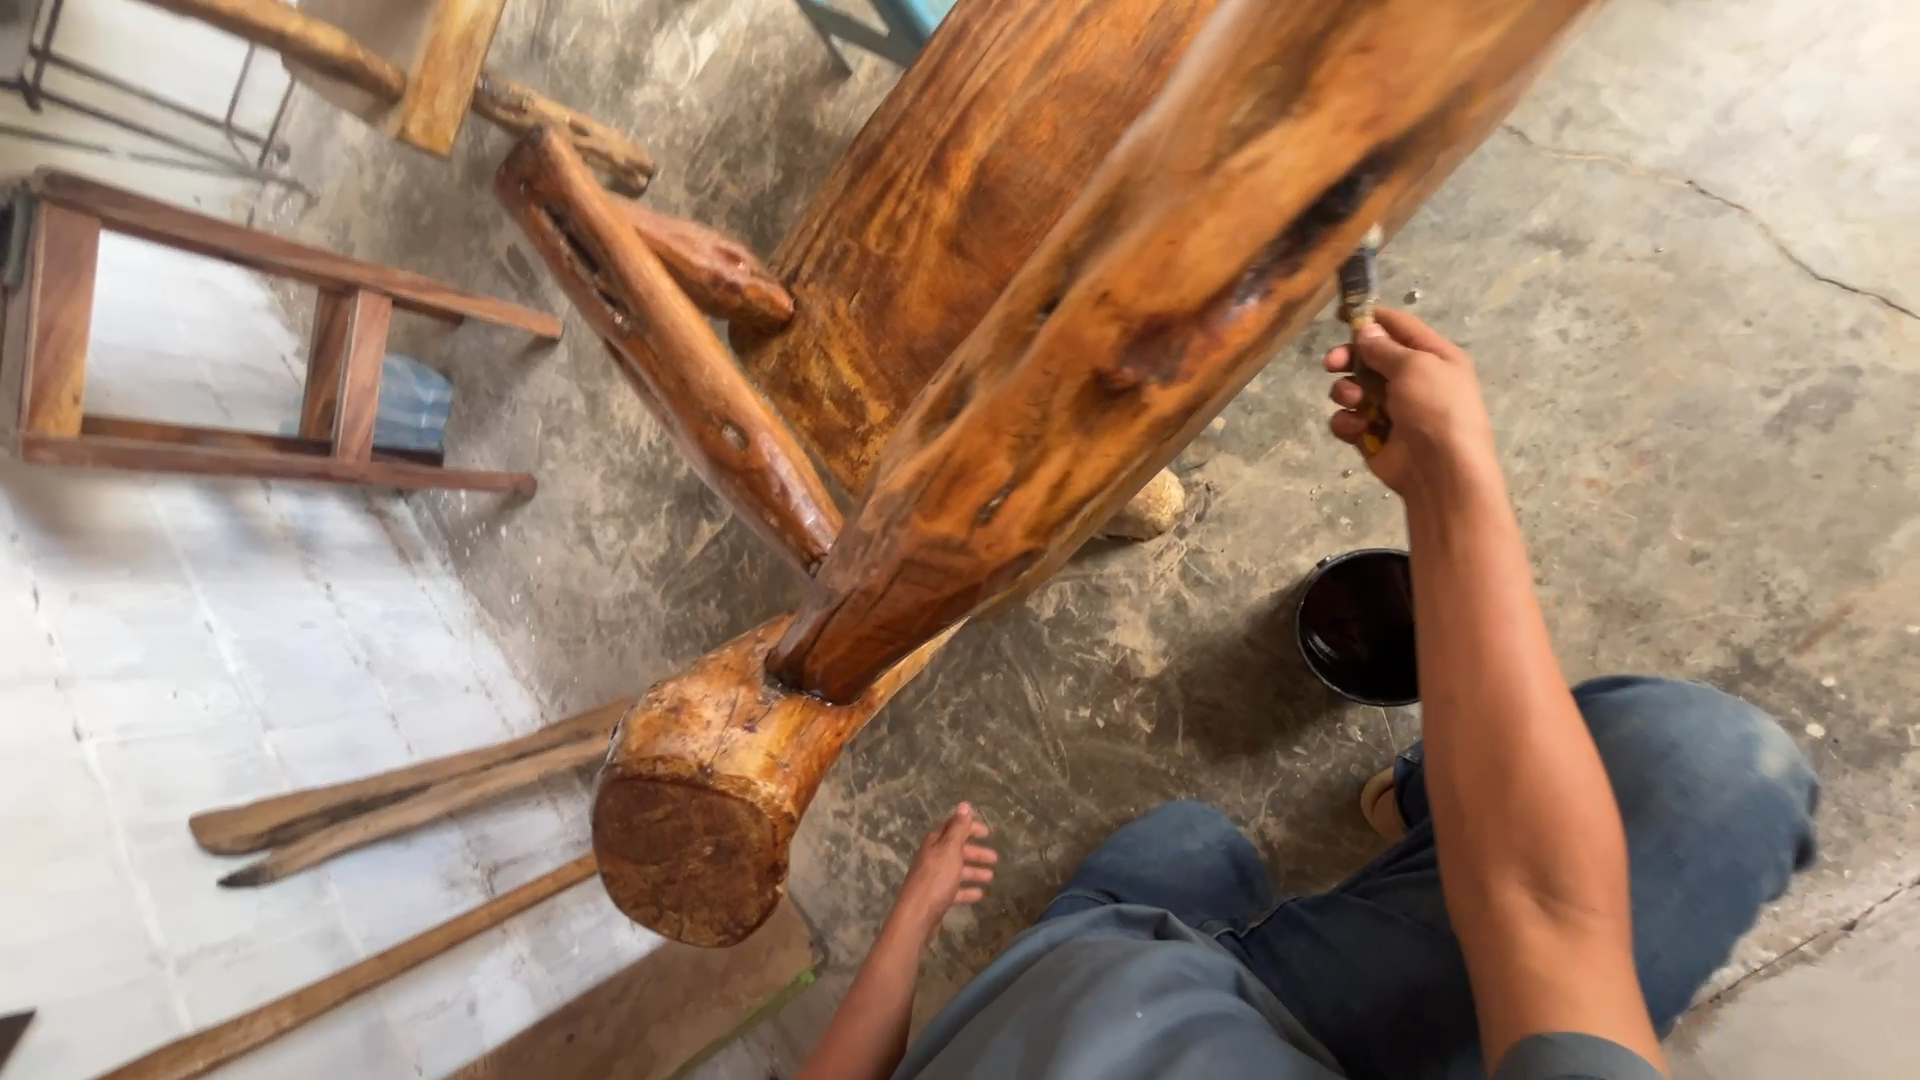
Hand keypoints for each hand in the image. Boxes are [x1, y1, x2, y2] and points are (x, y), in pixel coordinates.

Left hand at [889, 803, 996, 943]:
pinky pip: (955, 889)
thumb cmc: (936, 879)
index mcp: (935, 842)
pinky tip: (979, 894)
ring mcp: (934, 877)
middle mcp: (933, 856)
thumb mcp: (950, 850)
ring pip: (957, 869)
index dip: (971, 828)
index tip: (988, 833)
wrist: (917, 915)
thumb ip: (958, 828)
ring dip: (974, 871)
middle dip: (976, 852)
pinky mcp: (936, 895)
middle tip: (995, 858)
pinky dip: (966, 890)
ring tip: (991, 877)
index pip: (955, 827)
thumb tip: (964, 804)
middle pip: (957, 849)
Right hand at [1325, 308, 1497, 497]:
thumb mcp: (1415, 366)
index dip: (1372, 318)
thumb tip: (1365, 331)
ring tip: (1353, 401)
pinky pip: (1349, 420)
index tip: (1341, 314)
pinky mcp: (1372, 435)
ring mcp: (1391, 409)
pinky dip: (1347, 423)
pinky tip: (1356, 429)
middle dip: (1348, 359)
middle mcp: (1412, 380)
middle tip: (1331, 363)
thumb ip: (1385, 348)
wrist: (1440, 468)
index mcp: (1432, 357)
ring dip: (1346, 392)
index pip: (1399, 328)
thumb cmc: (1436, 408)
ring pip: (1354, 390)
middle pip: (1369, 359)